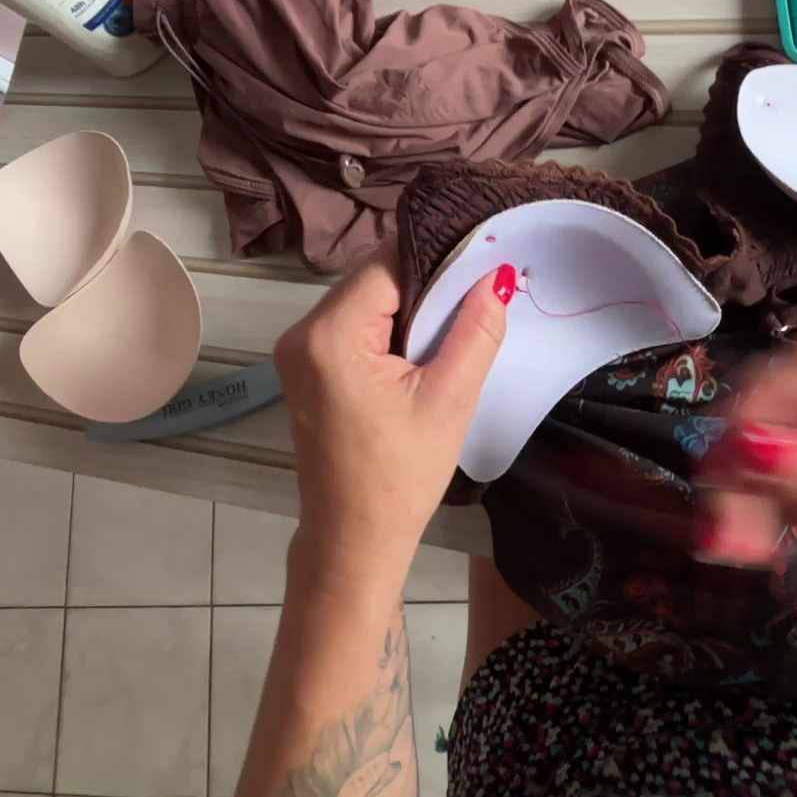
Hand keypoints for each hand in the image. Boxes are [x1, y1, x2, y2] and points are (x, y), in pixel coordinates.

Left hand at [274, 248, 513, 576]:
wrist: (355, 539)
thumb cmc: (401, 476)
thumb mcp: (450, 400)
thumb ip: (476, 331)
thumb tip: (498, 277)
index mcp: (330, 336)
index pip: (387, 264)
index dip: (436, 257)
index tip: (480, 260)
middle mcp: (302, 333)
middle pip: (372, 279)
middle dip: (425, 283)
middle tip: (475, 295)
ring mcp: (298, 350)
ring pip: (365, 300)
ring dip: (409, 307)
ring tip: (454, 324)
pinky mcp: (307, 367)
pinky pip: (354, 325)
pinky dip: (390, 328)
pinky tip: (421, 348)